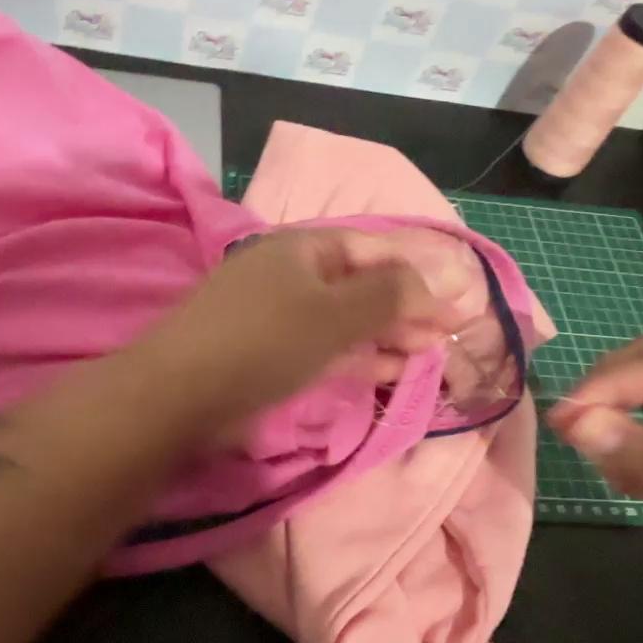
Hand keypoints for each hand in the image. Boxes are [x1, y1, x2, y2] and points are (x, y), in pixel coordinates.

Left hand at [130, 229, 447, 437]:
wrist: (181, 393)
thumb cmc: (264, 339)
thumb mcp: (334, 312)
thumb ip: (389, 294)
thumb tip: (436, 283)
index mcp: (305, 248)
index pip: (376, 249)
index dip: (420, 272)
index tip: (461, 300)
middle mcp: (293, 275)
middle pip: (363, 284)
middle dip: (409, 307)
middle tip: (455, 334)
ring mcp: (280, 316)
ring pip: (348, 319)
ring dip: (390, 334)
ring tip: (434, 353)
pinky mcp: (272, 355)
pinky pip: (328, 348)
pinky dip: (361, 356)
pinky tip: (394, 370)